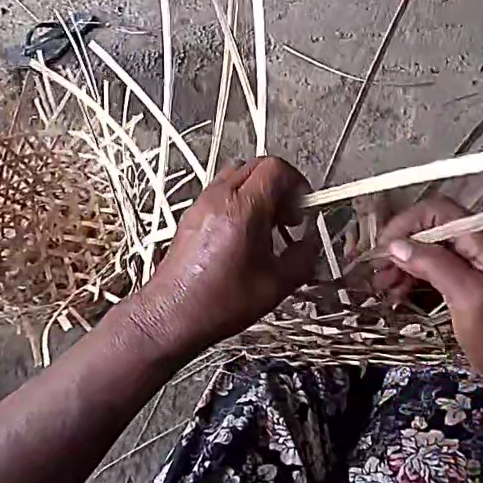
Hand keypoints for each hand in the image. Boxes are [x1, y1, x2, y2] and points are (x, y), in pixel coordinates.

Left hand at [126, 158, 317, 357]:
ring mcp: (202, 203)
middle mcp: (220, 197)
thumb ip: (303, 258)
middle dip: (280, 186)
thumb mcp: (275, 285)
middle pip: (258, 166)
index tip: (302, 208)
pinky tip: (244, 233)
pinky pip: (221, 191)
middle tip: (289, 216)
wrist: (171, 316)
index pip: (276, 168)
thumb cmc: (218, 302)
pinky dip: (239, 200)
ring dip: (259, 191)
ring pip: (238, 175)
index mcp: (243, 208)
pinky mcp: (192, 214)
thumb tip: (311, 244)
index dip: (297, 183)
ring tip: (267, 225)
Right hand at [373, 197, 482, 390]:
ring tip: (384, 288)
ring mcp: (476, 263)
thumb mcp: (468, 299)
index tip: (382, 248)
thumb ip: (434, 265)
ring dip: (404, 265)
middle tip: (379, 274)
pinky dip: (414, 278)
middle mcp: (482, 244)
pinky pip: (435, 269)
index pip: (438, 211)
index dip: (405, 224)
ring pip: (429, 250)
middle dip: (401, 248)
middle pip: (431, 230)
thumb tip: (397, 245)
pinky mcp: (470, 281)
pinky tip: (399, 294)